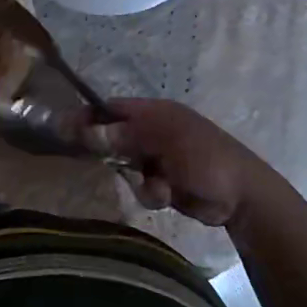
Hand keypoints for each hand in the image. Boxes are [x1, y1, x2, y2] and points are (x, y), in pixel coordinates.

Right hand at [102, 99, 286, 227]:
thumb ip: (125, 135)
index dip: (90, 116)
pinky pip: (141, 187)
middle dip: (111, 153)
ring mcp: (159, 159)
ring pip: (126, 167)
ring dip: (137, 178)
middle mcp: (154, 132)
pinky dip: (151, 193)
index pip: (113, 108)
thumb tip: (87, 130)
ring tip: (156, 185)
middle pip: (115, 138)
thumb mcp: (164, 141)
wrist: (242, 197)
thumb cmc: (205, 158)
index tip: (64, 128)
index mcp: (156, 112)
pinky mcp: (164, 184)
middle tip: (101, 161)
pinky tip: (167, 196)